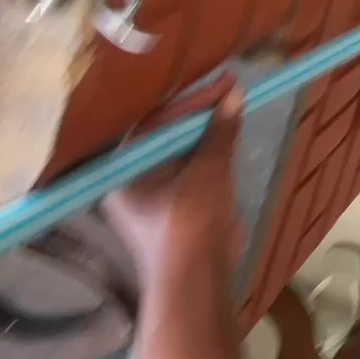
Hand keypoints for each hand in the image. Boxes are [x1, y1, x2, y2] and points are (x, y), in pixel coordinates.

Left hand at [102, 76, 243, 281]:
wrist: (197, 276)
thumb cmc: (190, 221)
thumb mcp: (208, 170)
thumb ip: (219, 132)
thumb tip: (233, 96)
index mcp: (124, 174)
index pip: (154, 124)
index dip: (190, 100)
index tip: (224, 82)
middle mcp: (134, 180)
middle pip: (166, 134)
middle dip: (199, 111)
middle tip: (232, 89)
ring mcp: (157, 192)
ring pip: (182, 148)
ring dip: (208, 127)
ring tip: (235, 104)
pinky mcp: (179, 201)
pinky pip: (193, 164)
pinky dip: (212, 147)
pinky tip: (231, 132)